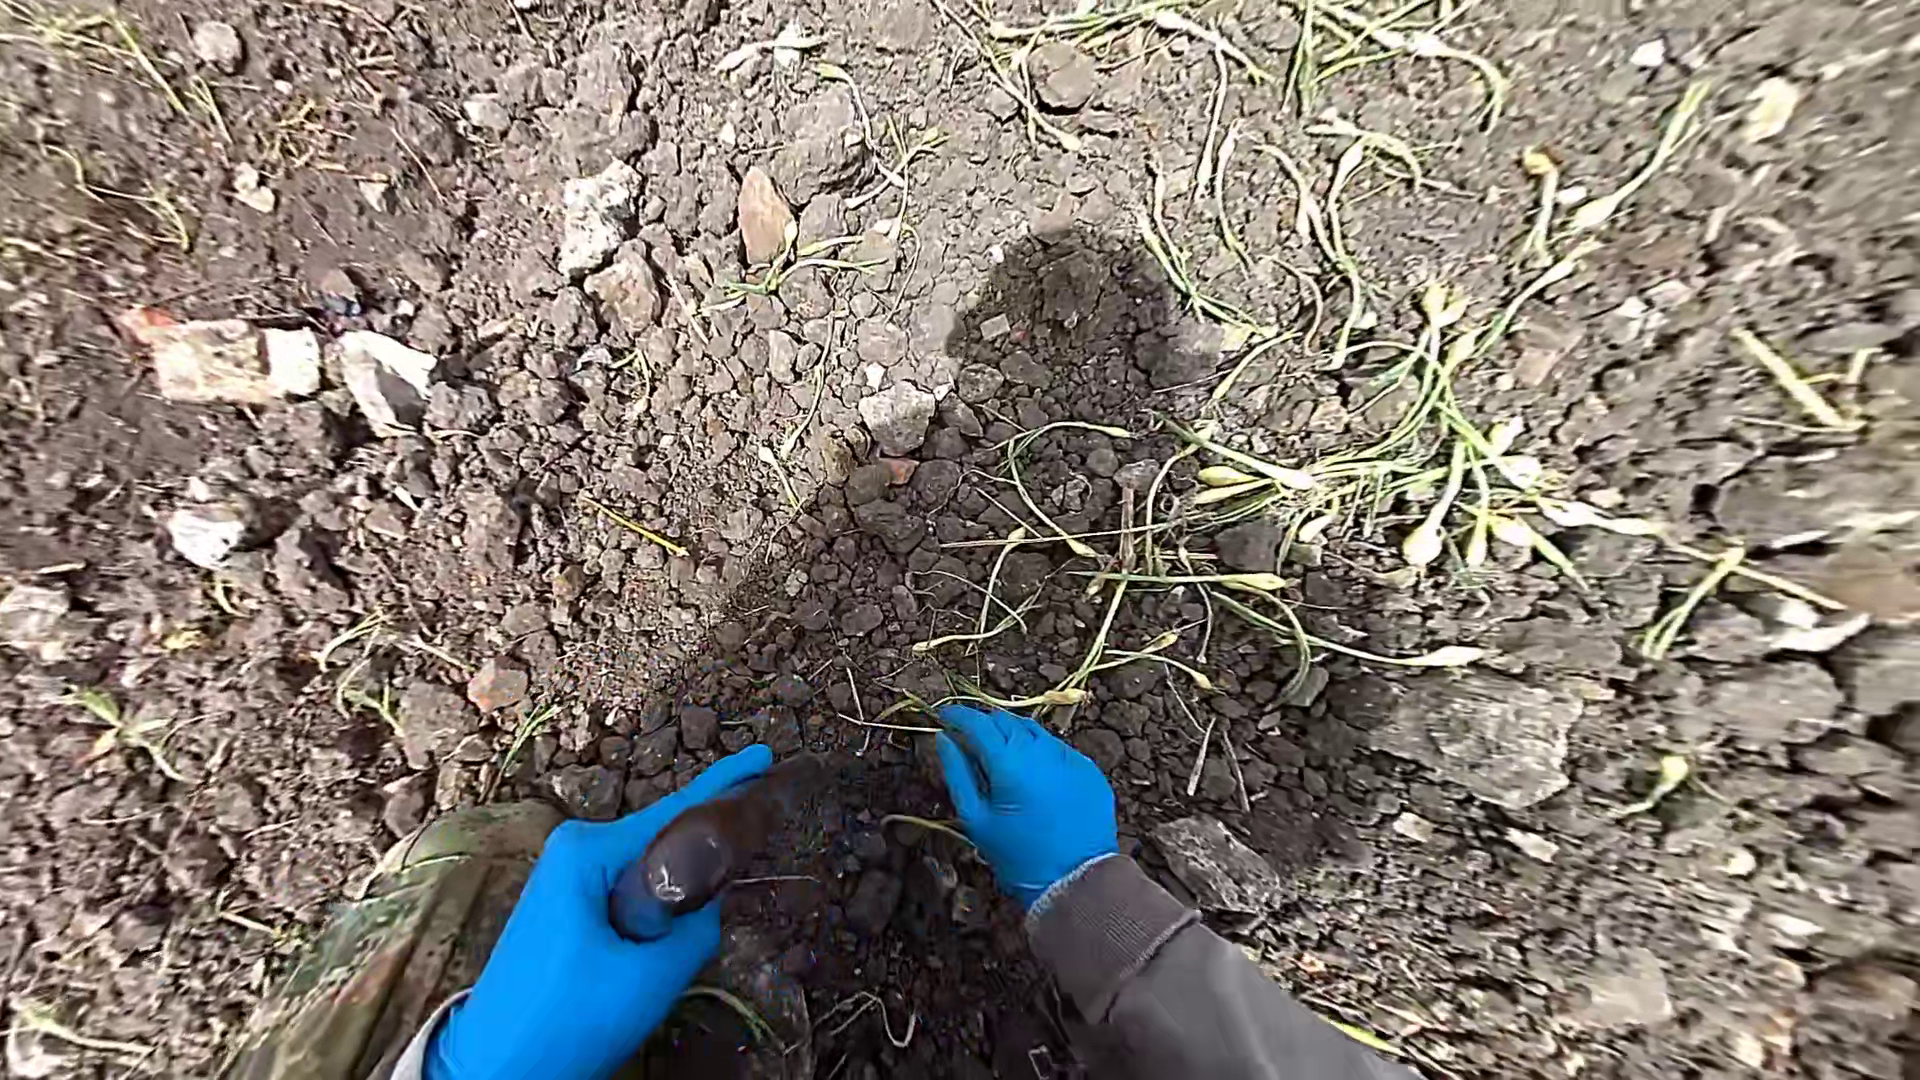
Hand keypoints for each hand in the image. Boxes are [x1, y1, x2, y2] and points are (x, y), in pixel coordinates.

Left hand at [427, 744, 773, 1079]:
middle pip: (667, 830)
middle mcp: (577, 845)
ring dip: (684, 869)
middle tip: (756, 832)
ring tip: (714, 886)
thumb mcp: (653, 974)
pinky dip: (662, 886)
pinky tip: (678, 906)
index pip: (678, 806)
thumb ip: (702, 922)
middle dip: (710, 835)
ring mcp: (569, 869)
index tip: (765, 754)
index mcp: (589, 850)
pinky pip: (632, 876)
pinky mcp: (568, 894)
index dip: (728, 779)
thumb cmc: (566, 1023)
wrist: (487, 1078)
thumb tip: (715, 895)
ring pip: (651, 857)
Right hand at [934, 705, 1118, 906]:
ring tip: (999, 755)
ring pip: (1031, 729)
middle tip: (968, 739)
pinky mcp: (1086, 767)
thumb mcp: (977, 818)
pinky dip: (1037, 750)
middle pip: (1004, 720)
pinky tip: (1032, 772)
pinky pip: (1055, 747)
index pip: (977, 722)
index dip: (956, 714)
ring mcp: (1067, 755)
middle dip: (982, 724)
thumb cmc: (1018, 856)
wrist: (1078, 882)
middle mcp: (1040, 748)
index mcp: (1009, 760)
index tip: (943, 715)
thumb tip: (944, 738)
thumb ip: (957, 772)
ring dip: (1010, 734)